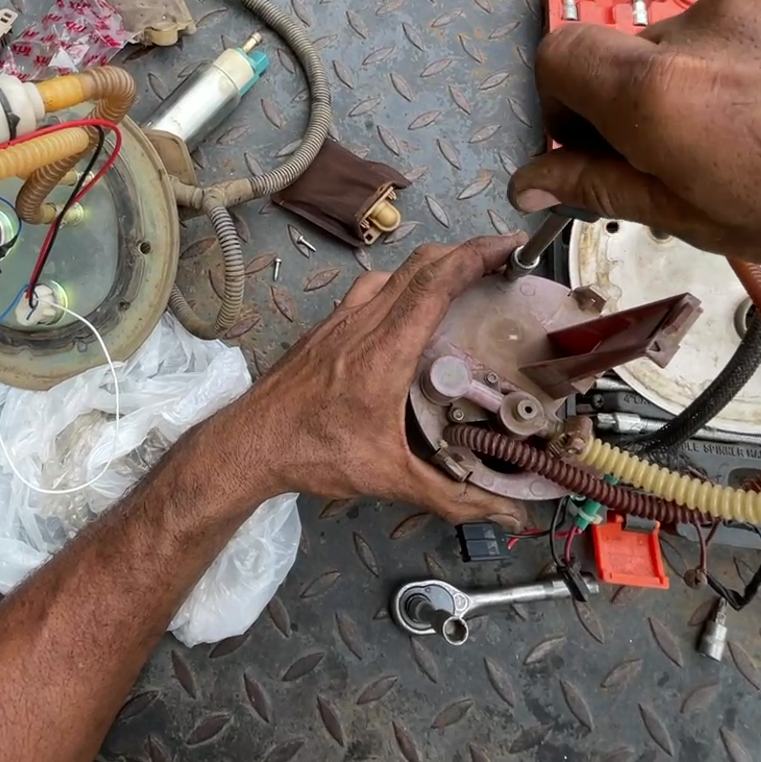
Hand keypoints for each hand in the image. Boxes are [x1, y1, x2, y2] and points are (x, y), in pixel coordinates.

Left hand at [215, 235, 531, 530]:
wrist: (250, 441)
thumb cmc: (314, 453)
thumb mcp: (389, 478)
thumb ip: (452, 496)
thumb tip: (506, 514)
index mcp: (384, 352)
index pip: (435, 285)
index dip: (476, 257)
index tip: (511, 247)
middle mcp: (362, 323)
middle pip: (418, 266)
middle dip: (465, 252)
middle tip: (502, 260)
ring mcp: (340, 320)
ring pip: (392, 272)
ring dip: (431, 265)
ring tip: (464, 277)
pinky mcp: (325, 327)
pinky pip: (369, 288)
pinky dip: (401, 282)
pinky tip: (410, 305)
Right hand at [508, 0, 760, 331]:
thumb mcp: (718, 225)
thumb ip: (609, 187)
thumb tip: (531, 180)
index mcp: (666, 93)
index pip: (557, 57)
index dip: (562, 101)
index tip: (595, 140)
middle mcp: (714, 22)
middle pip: (636, 50)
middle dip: (650, 101)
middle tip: (711, 158)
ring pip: (712, 32)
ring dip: (724, 76)